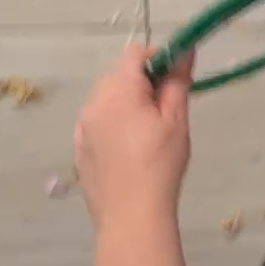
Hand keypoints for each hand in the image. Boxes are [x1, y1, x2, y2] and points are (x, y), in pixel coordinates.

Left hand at [74, 45, 192, 232]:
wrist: (131, 215)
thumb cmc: (161, 162)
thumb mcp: (177, 118)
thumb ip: (178, 80)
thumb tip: (184, 50)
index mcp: (118, 93)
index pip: (134, 55)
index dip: (158, 58)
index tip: (176, 77)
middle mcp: (93, 105)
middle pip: (118, 73)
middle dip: (143, 78)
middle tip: (166, 103)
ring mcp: (82, 127)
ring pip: (106, 96)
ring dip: (128, 98)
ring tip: (149, 126)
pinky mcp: (80, 147)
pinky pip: (97, 118)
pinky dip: (115, 118)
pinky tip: (131, 143)